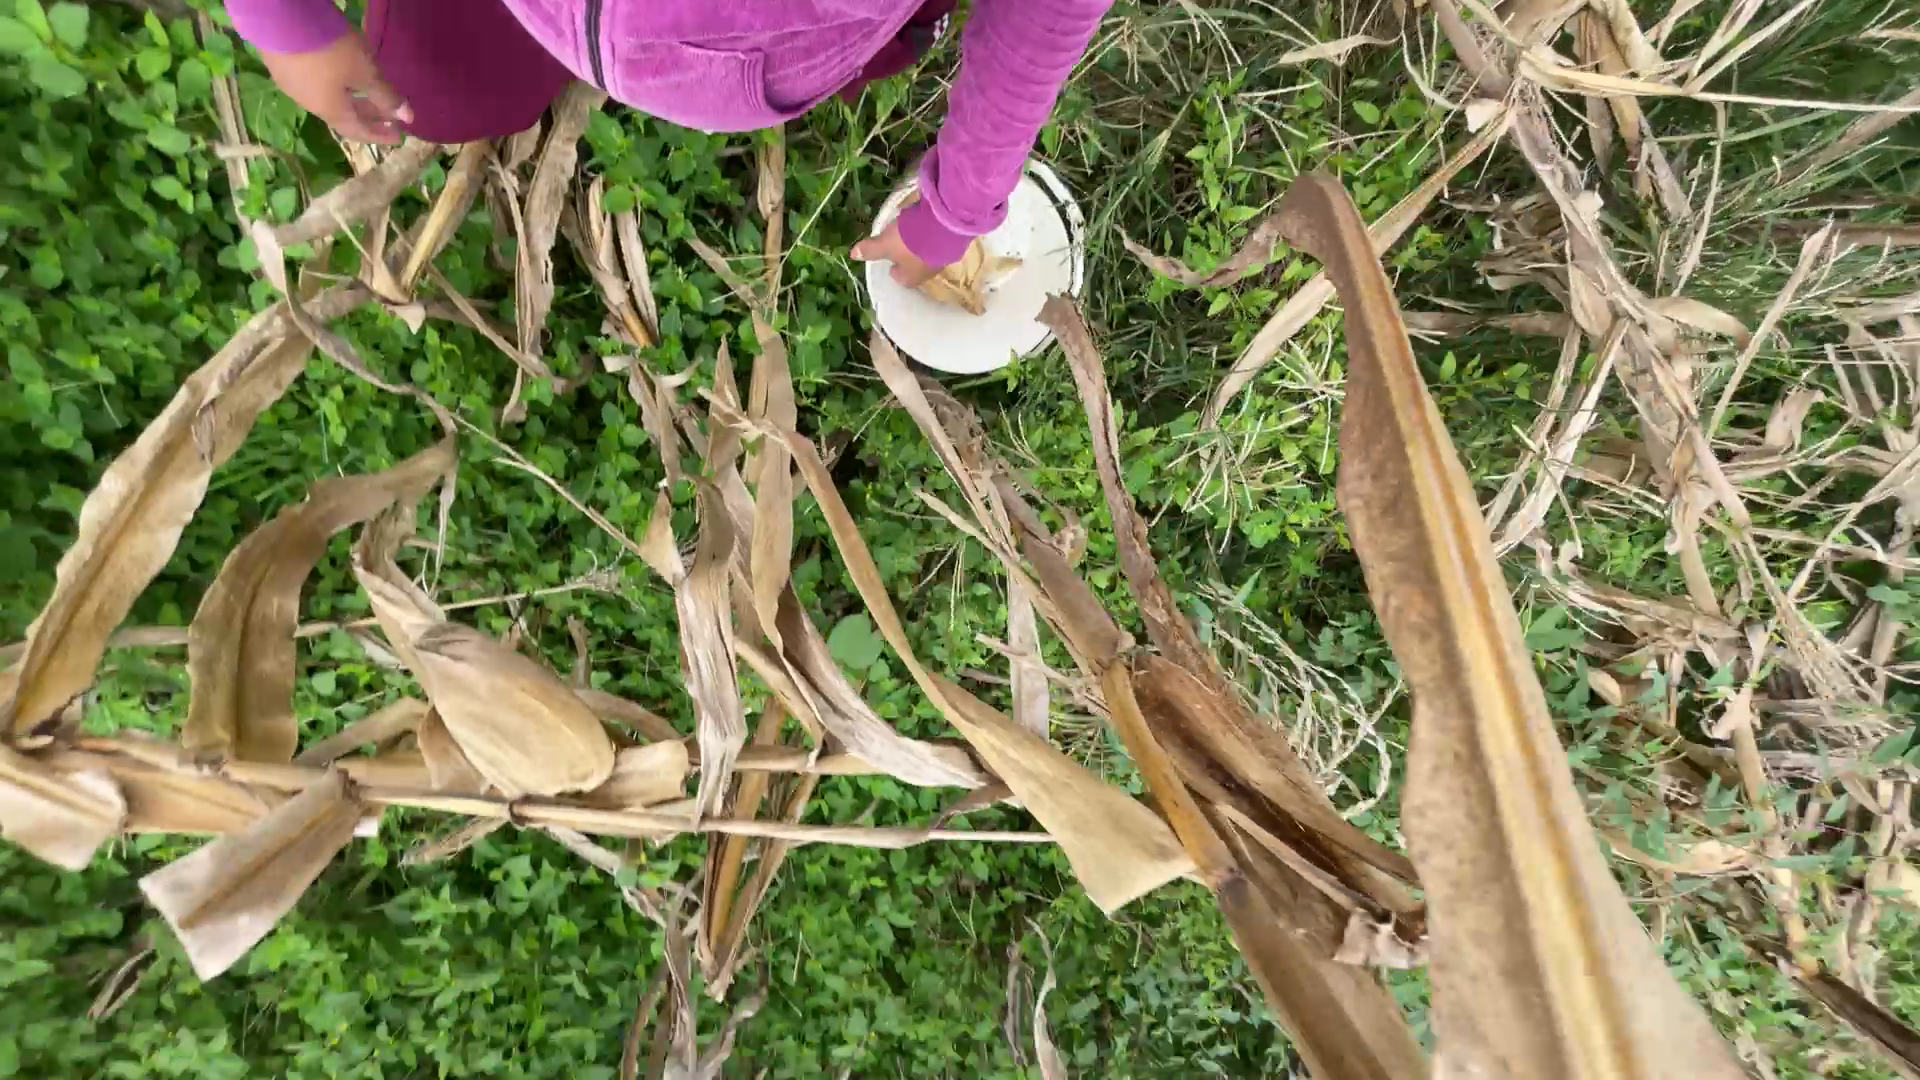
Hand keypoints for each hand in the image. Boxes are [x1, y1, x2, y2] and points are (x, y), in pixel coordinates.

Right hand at [260, 33, 412, 144]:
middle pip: (343, 115)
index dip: (381, 135)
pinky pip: (312, 79)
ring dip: (351, 97)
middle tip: (389, 113)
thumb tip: (408, 118)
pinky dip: (333, 82)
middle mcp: (307, 101)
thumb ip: (387, 96)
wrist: (274, 9)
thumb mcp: (366, 72)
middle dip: (369, 114)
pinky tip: (341, 72)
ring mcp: (288, 80)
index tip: (399, 134)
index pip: (359, 132)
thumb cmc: (329, 48)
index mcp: (330, 111)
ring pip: (327, 96)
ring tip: (369, 90)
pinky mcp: (277, 59)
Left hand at [851, 222, 938, 286]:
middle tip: (899, 243)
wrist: (943, 228)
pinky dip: (931, 239)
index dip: (892, 267)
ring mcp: (940, 263)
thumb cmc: (909, 241)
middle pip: (912, 268)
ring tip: (913, 233)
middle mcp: (925, 276)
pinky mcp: (950, 248)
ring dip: (919, 248)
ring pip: (925, 257)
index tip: (888, 255)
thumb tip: (853, 256)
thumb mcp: (885, 244)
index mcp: (908, 279)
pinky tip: (927, 227)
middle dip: (906, 257)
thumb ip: (871, 250)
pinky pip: (937, 246)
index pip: (898, 277)